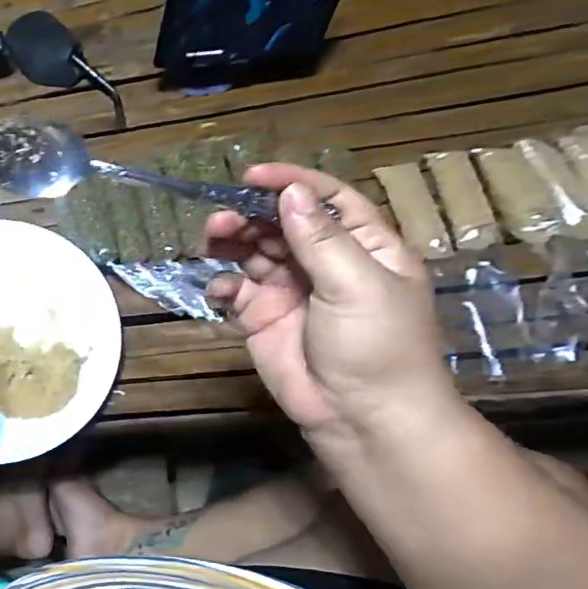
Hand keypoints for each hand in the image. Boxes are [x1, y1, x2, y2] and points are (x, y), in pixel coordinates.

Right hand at [202, 163, 456, 436]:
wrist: (358, 412)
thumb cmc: (376, 344)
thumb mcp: (357, 284)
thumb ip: (321, 239)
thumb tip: (291, 194)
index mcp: (363, 247)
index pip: (327, 201)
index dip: (293, 183)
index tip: (253, 175)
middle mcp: (324, 264)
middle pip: (282, 225)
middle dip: (252, 216)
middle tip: (221, 217)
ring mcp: (290, 292)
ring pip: (254, 254)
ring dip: (232, 243)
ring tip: (212, 239)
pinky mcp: (261, 319)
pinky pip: (236, 292)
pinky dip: (223, 287)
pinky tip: (221, 292)